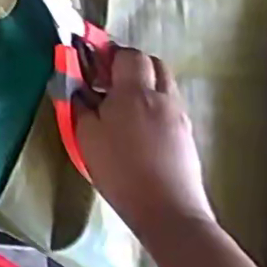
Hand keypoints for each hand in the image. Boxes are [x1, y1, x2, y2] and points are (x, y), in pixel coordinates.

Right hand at [72, 47, 215, 235]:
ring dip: (144, 84)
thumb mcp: (86, 135)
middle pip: (152, 63)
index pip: (128, 54)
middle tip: (107, 78)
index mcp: (135, 91)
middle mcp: (162, 98)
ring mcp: (179, 118)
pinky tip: (137, 126)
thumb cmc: (121, 170)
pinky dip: (154, 105)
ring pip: (164, 84)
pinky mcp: (187, 138)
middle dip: (130, 63)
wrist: (169, 215)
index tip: (90, 59)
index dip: (109, 51)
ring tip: (120, 104)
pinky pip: (169, 107)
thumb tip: (79, 88)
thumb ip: (80, 104)